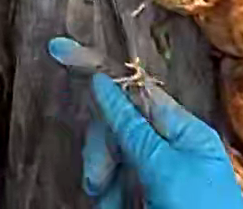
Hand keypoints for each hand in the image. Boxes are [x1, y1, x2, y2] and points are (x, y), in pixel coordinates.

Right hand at [49, 38, 242, 208]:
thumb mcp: (164, 170)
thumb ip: (131, 126)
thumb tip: (101, 80)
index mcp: (185, 131)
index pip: (134, 87)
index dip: (97, 69)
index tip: (57, 49)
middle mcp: (173, 147)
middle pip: (120, 123)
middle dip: (101, 147)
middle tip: (95, 180)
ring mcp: (162, 176)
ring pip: (115, 155)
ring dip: (104, 177)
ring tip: (105, 201)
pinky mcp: (151, 199)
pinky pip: (119, 183)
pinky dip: (110, 195)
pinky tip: (109, 205)